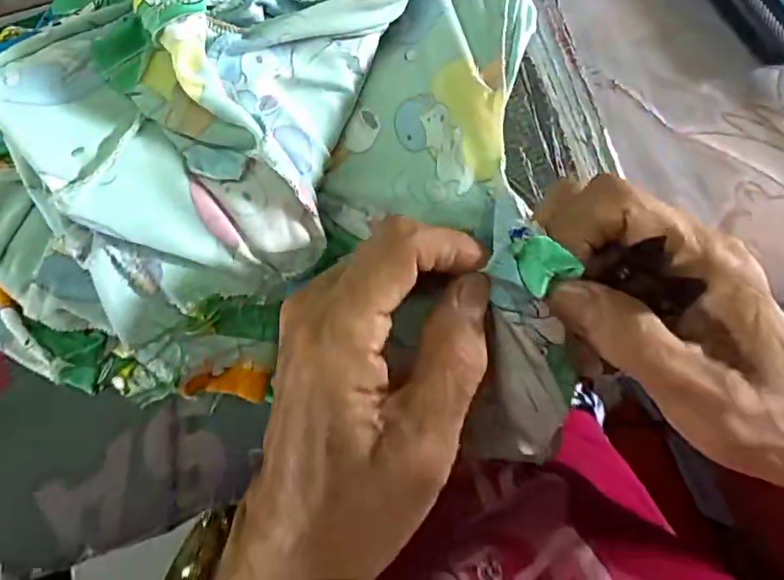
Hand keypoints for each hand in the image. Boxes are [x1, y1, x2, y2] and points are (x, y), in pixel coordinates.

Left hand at [219, 216, 490, 579]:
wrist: (291, 539)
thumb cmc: (358, 504)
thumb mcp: (423, 445)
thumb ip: (453, 359)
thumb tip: (475, 288)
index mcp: (336, 327)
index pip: (396, 245)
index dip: (448, 243)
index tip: (491, 269)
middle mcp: (312, 303)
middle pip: (382, 245)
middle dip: (439, 254)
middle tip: (487, 287)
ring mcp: (303, 311)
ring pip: (371, 259)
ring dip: (421, 269)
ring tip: (467, 301)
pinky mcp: (306, 325)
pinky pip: (358, 282)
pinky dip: (399, 286)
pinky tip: (428, 316)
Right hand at [539, 175, 783, 497]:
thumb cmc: (760, 427)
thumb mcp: (697, 395)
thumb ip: (630, 336)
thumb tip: (559, 289)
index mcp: (707, 255)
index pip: (618, 200)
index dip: (572, 228)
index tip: (553, 281)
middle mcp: (688, 240)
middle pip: (598, 202)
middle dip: (561, 243)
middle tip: (552, 296)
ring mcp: (673, 254)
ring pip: (592, 225)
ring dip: (566, 267)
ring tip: (571, 322)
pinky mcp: (660, 274)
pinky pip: (600, 254)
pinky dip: (578, 284)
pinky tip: (587, 328)